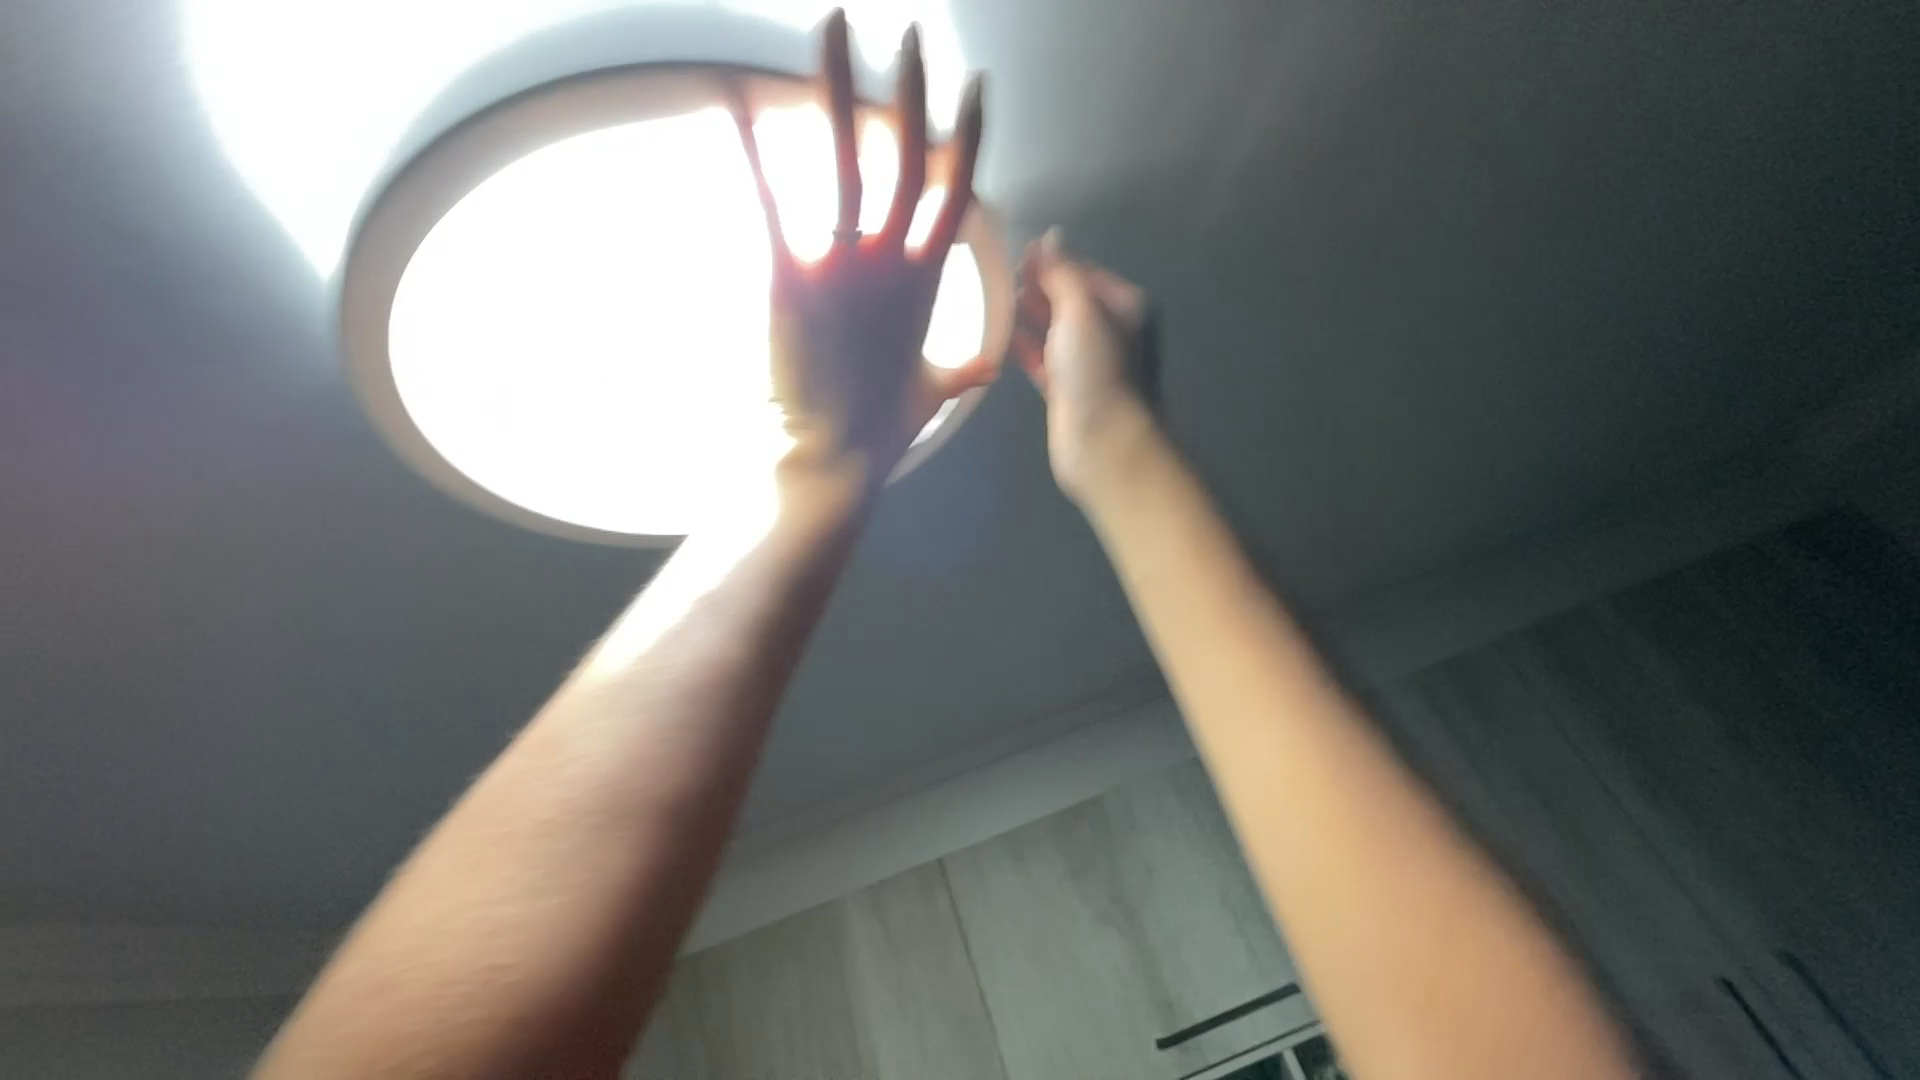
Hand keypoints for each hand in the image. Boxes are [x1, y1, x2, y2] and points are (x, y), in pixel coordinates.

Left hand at [732, 10, 992, 484]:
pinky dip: (751, 150)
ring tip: (833, 25)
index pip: (955, 192)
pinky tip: (731, 98)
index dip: (967, 138)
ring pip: (847, 159)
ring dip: (841, 89)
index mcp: (927, 280)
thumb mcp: (935, 390)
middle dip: (911, 91)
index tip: (972, 89)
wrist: (837, 459)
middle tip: (910, 33)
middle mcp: (891, 260)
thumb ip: (962, 367)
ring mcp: (843, 266)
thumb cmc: (885, 427)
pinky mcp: (791, 280)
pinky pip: (771, 203)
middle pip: (906, 157)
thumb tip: (988, 366)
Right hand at [1013, 230, 1157, 500]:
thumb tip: (1048, 238)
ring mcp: (1087, 363)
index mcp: (1124, 306)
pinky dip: (1025, 347)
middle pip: (1068, 300)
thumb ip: (1062, 272)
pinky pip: (1042, 359)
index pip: (1083, 272)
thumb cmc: (1097, 367)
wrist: (1103, 439)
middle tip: (1001, 276)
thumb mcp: (1081, 308)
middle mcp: (1110, 332)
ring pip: (1054, 330)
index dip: (1052, 261)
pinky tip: (1001, 336)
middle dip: (1039, 287)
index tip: (1017, 254)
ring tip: (995, 301)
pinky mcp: (1067, 390)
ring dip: (1029, 316)